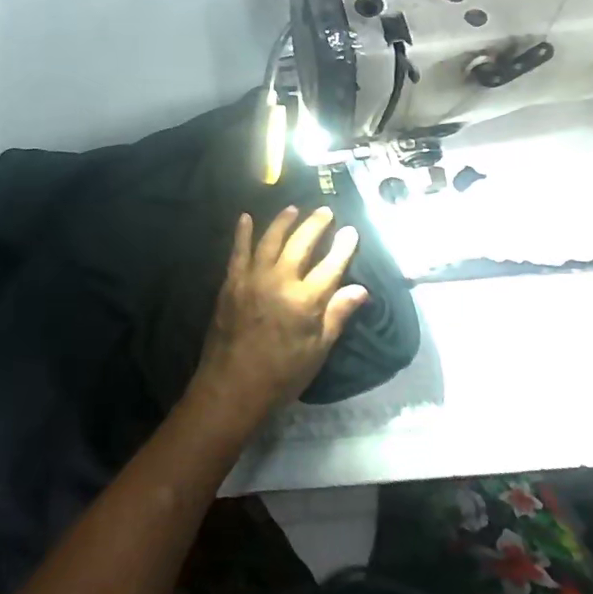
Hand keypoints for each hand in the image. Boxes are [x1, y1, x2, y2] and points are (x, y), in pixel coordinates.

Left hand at [190, 206, 368, 417]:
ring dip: (283, 222)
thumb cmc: (282, 375)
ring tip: (294, 209)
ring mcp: (252, 278)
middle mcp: (280, 281)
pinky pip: (238, 251)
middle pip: (301, 244)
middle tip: (325, 211)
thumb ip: (337, 315)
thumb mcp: (318, 351)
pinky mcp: (231, 282)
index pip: (331, 266)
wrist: (232, 385)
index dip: (343, 247)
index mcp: (306, 300)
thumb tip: (361, 290)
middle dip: (315, 226)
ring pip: (270, 240)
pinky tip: (246, 218)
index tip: (351, 231)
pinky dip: (243, 233)